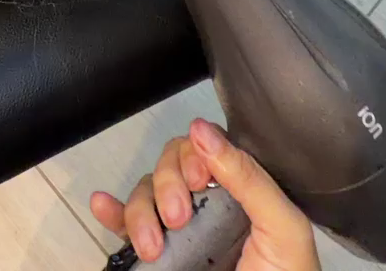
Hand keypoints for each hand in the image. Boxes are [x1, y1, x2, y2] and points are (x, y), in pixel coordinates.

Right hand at [92, 119, 319, 270]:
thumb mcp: (283, 231)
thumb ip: (248, 178)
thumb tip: (200, 128)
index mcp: (239, 193)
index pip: (204, 149)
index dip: (193, 153)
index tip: (197, 176)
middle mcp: (207, 205)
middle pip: (169, 166)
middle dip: (166, 184)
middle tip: (178, 218)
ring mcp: (179, 233)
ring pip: (145, 193)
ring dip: (139, 209)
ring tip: (151, 248)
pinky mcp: (157, 259)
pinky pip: (124, 225)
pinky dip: (111, 212)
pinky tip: (101, 205)